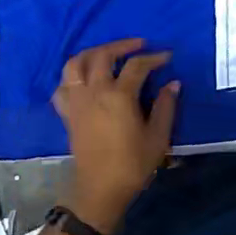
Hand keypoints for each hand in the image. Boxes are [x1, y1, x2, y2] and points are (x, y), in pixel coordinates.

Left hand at [51, 38, 180, 234]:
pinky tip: (83, 79)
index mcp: (119, 96)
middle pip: (102, 55)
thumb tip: (173, 84)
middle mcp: (94, 92)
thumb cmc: (133, 164)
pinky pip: (62, 86)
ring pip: (75, 64)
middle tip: (138, 45)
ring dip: (91, 53)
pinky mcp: (67, 113)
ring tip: (106, 54)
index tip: (166, 56)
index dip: (153, 57)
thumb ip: (166, 106)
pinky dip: (71, 76)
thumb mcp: (158, 137)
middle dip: (121, 45)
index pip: (136, 66)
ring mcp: (77, 101)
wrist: (100, 189)